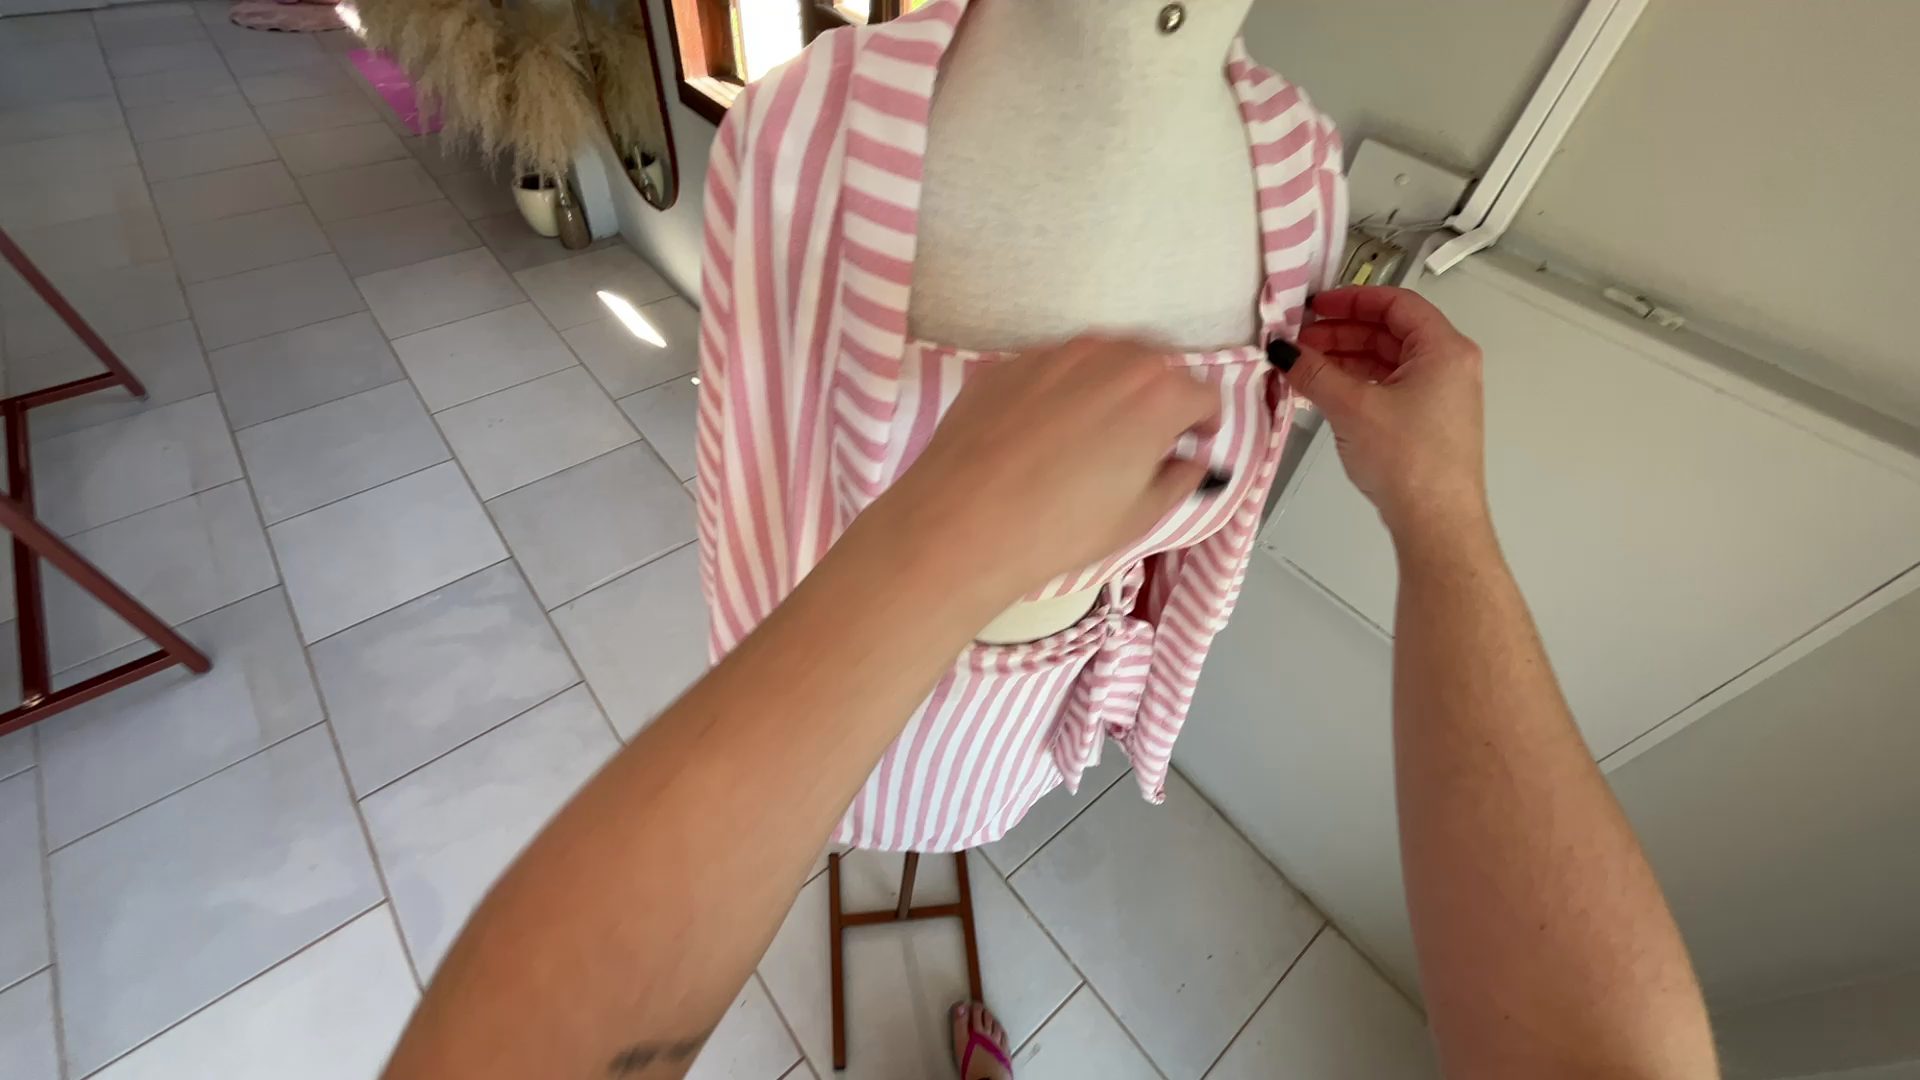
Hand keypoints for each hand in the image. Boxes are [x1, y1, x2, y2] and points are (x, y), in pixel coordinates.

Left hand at [868, 335, 1221, 605]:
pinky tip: (1036, 436)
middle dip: (1156, 401)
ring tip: (1087, 438)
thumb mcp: (1139, 518)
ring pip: (1097, 362)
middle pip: (1151, 368)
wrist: (961, 525)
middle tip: (1140, 443)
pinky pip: (1047, 372)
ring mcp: (1051, 354)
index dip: (1202, 423)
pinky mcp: (1005, 365)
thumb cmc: (1060, 529)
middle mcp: (1109, 356)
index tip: (1191, 443)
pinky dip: (1056, 393)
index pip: (1202, 395)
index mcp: (1157, 393)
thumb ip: (1180, 479)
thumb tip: (1190, 461)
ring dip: (1106, 390)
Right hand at [1287, 286, 1490, 542]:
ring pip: (1382, 361)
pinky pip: (1383, 387)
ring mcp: (1435, 395)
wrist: (1434, 518)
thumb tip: (1283, 351)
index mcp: (1443, 350)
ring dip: (1342, 359)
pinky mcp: (1421, 420)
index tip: (1315, 306)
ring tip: (1301, 367)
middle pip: (1387, 332)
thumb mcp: (1352, 407)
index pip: (1396, 304)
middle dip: (1339, 333)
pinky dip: (1351, 383)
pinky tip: (1320, 391)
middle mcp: (1445, 366)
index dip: (1352, 300)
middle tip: (1298, 341)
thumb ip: (1314, 373)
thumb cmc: (1408, 459)